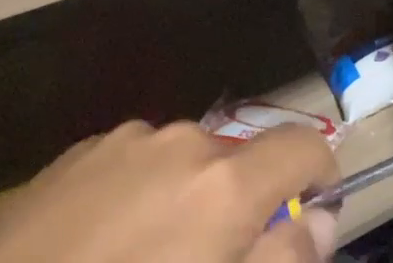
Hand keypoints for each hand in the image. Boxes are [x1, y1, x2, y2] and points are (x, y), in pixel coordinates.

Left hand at [0, 121, 340, 262]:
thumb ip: (281, 261)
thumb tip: (319, 220)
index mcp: (224, 183)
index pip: (303, 147)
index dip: (319, 180)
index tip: (309, 220)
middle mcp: (182, 142)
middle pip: (240, 163)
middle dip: (241, 208)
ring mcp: (122, 142)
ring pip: (183, 164)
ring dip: (185, 203)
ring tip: (142, 262)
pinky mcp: (72, 155)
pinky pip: (133, 166)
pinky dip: (138, 198)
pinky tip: (95, 252)